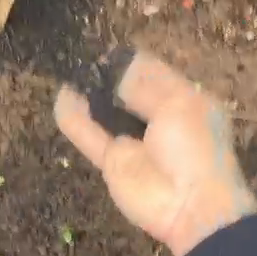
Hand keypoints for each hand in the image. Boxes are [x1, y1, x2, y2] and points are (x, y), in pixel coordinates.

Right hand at [55, 51, 256, 255]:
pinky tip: (61, 98)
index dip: (132, 61)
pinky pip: (90, 137)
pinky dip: (74, 120)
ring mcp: (132, 142)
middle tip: (83, 59)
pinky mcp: (111, 163)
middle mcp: (157, 119)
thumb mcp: (179, 104)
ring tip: (68, 72)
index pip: (154, 74)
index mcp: (184, 101)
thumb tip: (116, 71)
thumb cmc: (195, 148)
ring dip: (89, 96)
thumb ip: (145, 85)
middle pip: (126, 92)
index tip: (109, 49)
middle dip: (107, 77)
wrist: (191, 206)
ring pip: (105, 115)